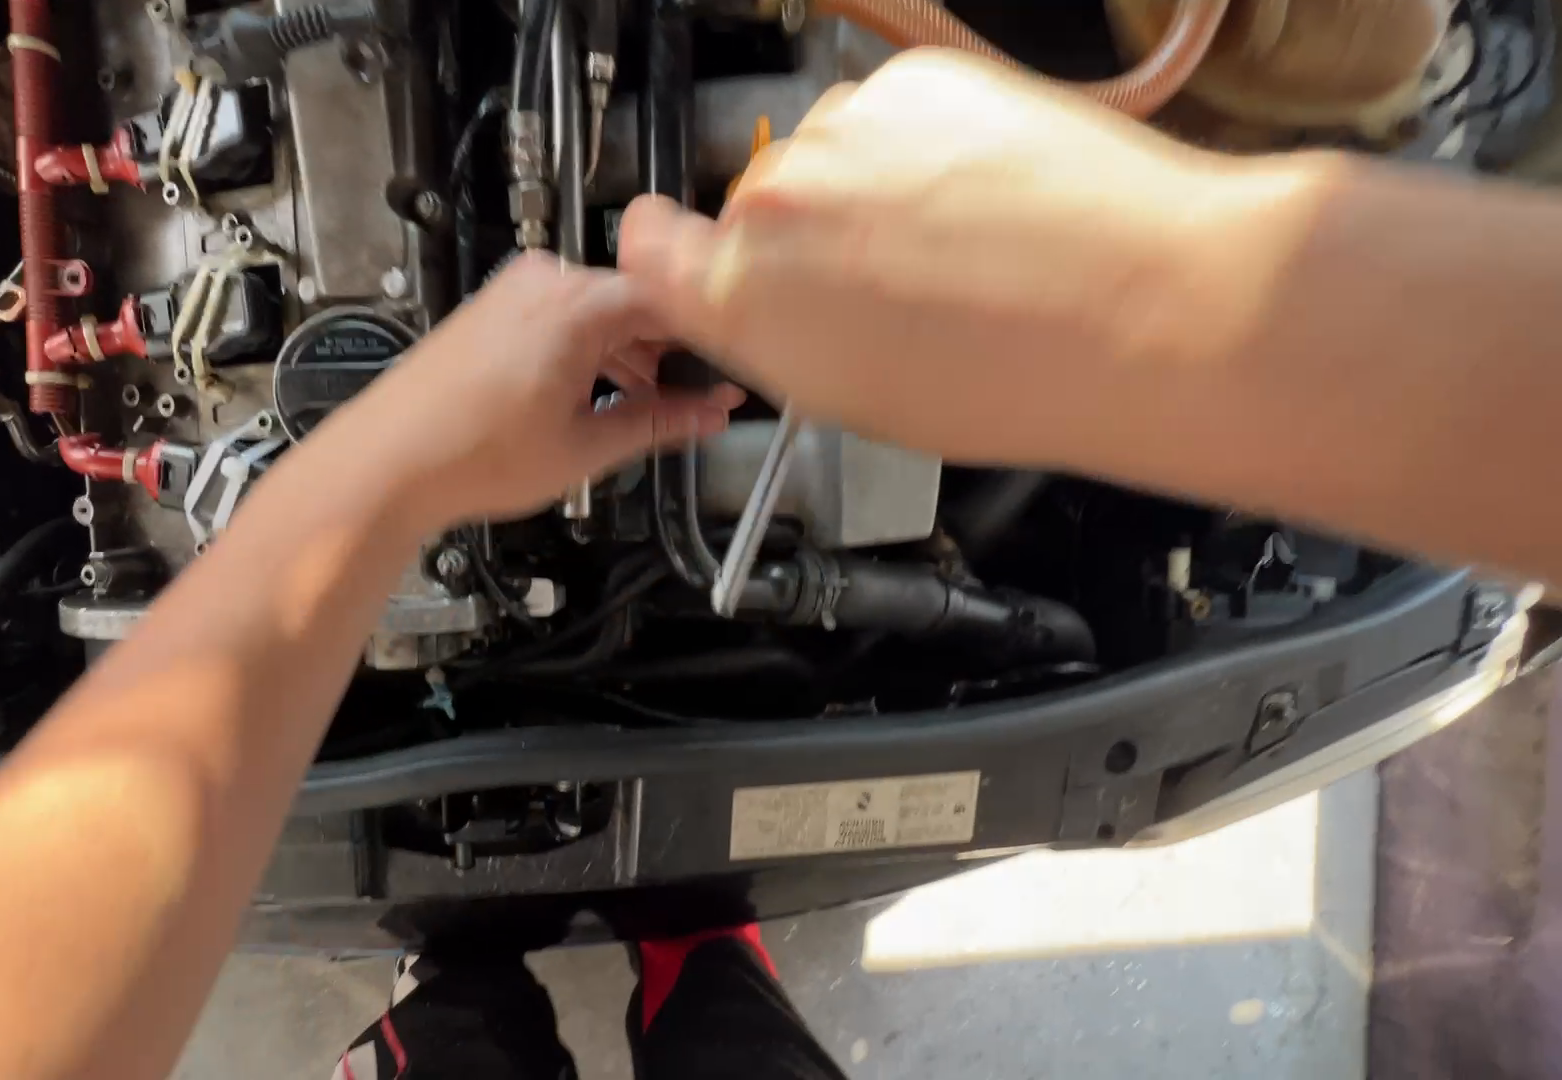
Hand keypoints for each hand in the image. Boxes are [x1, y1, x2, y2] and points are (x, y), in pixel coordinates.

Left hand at [333, 253, 744, 527]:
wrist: (387, 464)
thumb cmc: (473, 456)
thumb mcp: (585, 446)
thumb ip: (658, 422)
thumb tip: (709, 414)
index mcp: (578, 305)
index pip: (671, 303)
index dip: (706, 341)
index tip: (725, 372)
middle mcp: (544, 282)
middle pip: (632, 303)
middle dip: (664, 351)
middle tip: (688, 398)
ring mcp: (512, 292)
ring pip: (595, 311)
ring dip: (624, 353)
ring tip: (637, 405)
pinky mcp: (490, 311)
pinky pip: (558, 317)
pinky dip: (585, 350)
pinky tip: (588, 392)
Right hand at [617, 50, 1290, 466]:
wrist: (1145, 309)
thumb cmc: (998, 380)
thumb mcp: (838, 395)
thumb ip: (764, 336)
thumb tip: (752, 302)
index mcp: (736, 295)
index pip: (643, 248)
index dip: (664, 259)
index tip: (686, 262)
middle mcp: (771, 203)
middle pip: (741, 212)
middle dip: (784, 245)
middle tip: (854, 287)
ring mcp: (840, 134)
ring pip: (814, 165)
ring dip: (850, 199)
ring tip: (930, 252)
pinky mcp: (913, 83)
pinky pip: (879, 122)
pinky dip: (907, 156)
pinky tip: (963, 207)